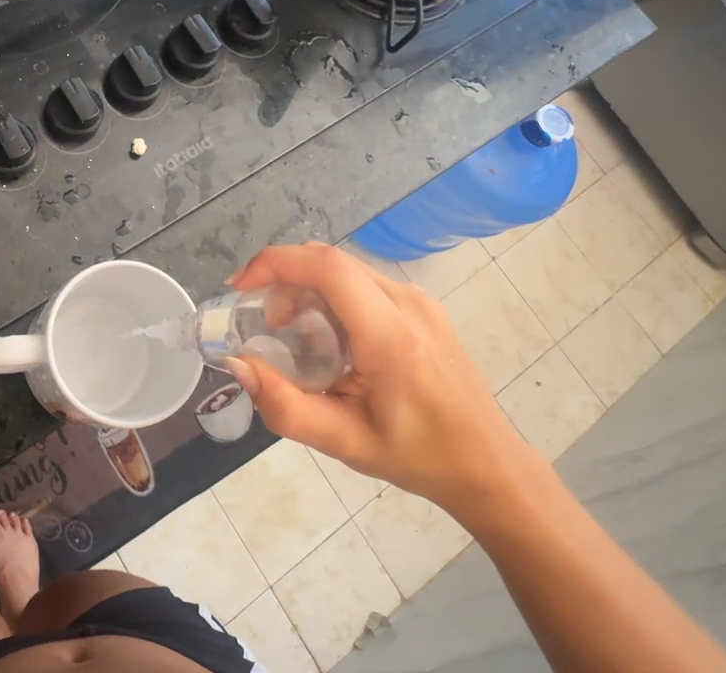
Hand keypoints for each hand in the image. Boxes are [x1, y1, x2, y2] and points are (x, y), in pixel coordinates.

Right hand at [222, 243, 531, 518]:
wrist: (488, 464)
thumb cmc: (417, 456)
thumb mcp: (344, 442)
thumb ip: (285, 406)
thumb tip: (237, 364)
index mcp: (391, 336)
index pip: (328, 267)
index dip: (275, 263)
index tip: (240, 287)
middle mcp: (408, 304)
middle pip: (330, 262)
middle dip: (284, 279)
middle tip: (265, 323)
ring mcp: (419, 301)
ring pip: (345, 269)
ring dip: (306, 288)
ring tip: (293, 336)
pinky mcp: (421, 306)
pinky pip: (363, 283)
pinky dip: (329, 296)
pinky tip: (328, 340)